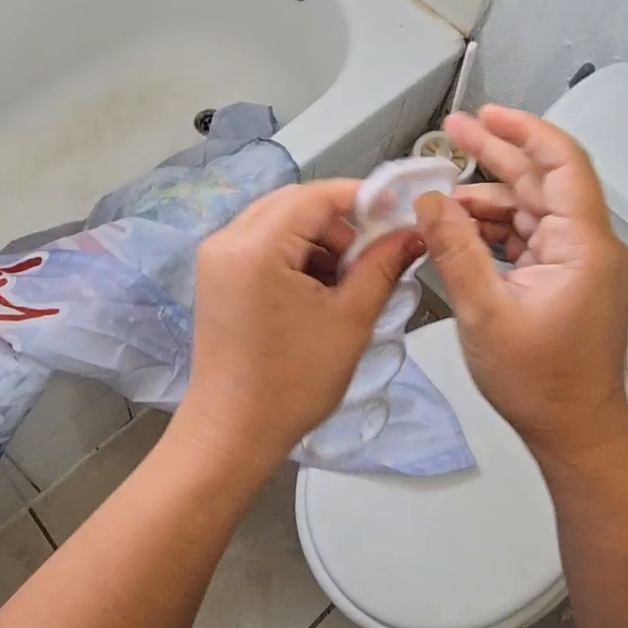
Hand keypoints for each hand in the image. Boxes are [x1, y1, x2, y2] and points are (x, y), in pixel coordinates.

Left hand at [177, 180, 422, 470]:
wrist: (233, 431)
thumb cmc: (293, 382)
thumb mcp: (349, 320)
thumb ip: (382, 266)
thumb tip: (412, 232)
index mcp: (256, 247)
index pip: (314, 196)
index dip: (360, 197)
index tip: (397, 211)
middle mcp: (227, 240)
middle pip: (293, 203)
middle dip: (338, 221)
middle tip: (373, 252)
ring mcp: (216, 257)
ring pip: (277, 221)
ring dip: (316, 238)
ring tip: (347, 280)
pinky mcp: (215, 276)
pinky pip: (260, 243)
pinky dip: (293, 253)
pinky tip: (317, 288)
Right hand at [414, 106, 627, 461]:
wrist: (575, 432)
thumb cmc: (540, 383)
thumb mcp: (483, 312)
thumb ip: (454, 249)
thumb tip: (428, 201)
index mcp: (581, 246)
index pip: (561, 163)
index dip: (523, 130)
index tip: (485, 115)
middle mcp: (586, 246)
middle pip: (540, 179)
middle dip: (495, 153)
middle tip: (453, 132)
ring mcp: (576, 263)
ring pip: (529, 208)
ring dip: (485, 197)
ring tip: (438, 195)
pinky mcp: (563, 279)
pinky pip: (526, 235)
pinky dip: (491, 227)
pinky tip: (458, 227)